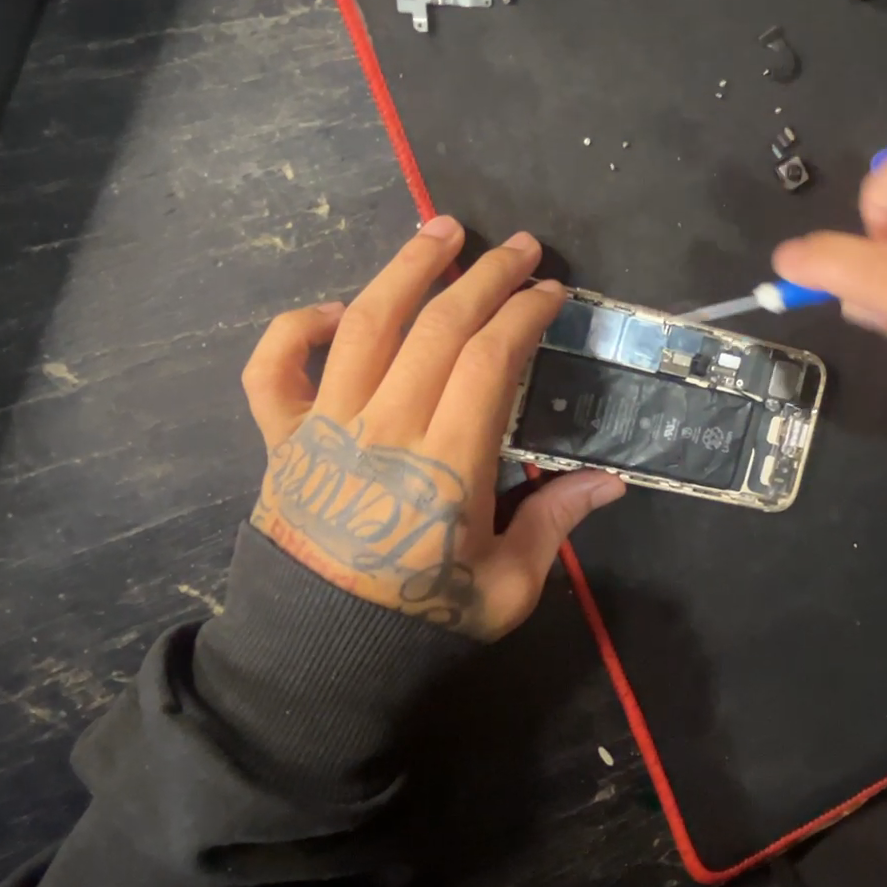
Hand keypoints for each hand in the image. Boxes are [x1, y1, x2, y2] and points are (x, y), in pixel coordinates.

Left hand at [243, 216, 624, 639]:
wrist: (318, 657)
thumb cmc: (422, 621)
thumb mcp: (506, 587)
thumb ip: (555, 523)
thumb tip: (611, 481)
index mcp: (446, 465)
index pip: (488, 360)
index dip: (523, 314)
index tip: (551, 293)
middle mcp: (383, 428)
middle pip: (436, 327)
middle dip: (484, 276)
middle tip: (521, 246)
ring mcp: (324, 427)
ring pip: (365, 324)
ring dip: (407, 268)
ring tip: (441, 229)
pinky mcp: (281, 438)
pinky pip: (274, 367)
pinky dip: (300, 326)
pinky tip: (340, 310)